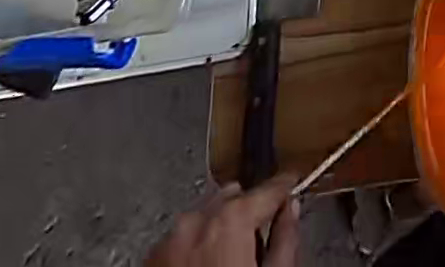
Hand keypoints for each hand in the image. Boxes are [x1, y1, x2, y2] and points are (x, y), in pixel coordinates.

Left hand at [146, 174, 299, 266]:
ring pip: (205, 215)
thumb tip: (291, 210)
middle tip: (260, 247)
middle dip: (249, 212)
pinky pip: (182, 238)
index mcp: (230, 222)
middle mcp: (195, 221)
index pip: (268, 190)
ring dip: (221, 228)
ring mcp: (168, 241)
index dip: (285, 188)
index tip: (293, 185)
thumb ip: (285, 241)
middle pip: (233, 198)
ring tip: (230, 265)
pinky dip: (197, 246)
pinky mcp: (151, 261)